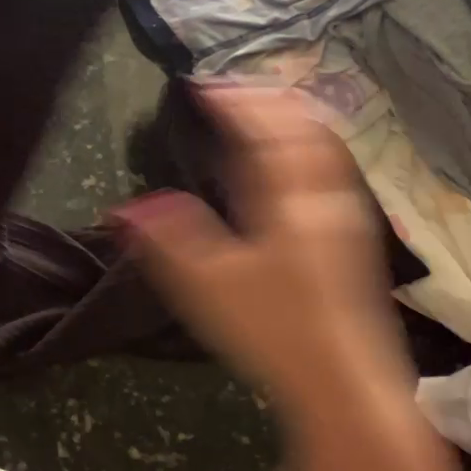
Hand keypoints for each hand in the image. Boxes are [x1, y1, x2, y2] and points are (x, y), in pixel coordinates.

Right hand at [115, 84, 413, 404]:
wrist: (344, 386)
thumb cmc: (273, 329)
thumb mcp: (206, 284)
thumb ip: (166, 240)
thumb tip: (123, 208)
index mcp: (289, 201)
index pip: (265, 133)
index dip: (235, 102)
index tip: (202, 83)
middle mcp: (322, 200)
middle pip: (307, 132)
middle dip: (269, 103)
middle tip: (232, 89)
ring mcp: (343, 220)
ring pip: (322, 151)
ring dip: (290, 123)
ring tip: (258, 114)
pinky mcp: (347, 242)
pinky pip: (324, 172)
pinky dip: (301, 150)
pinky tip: (284, 168)